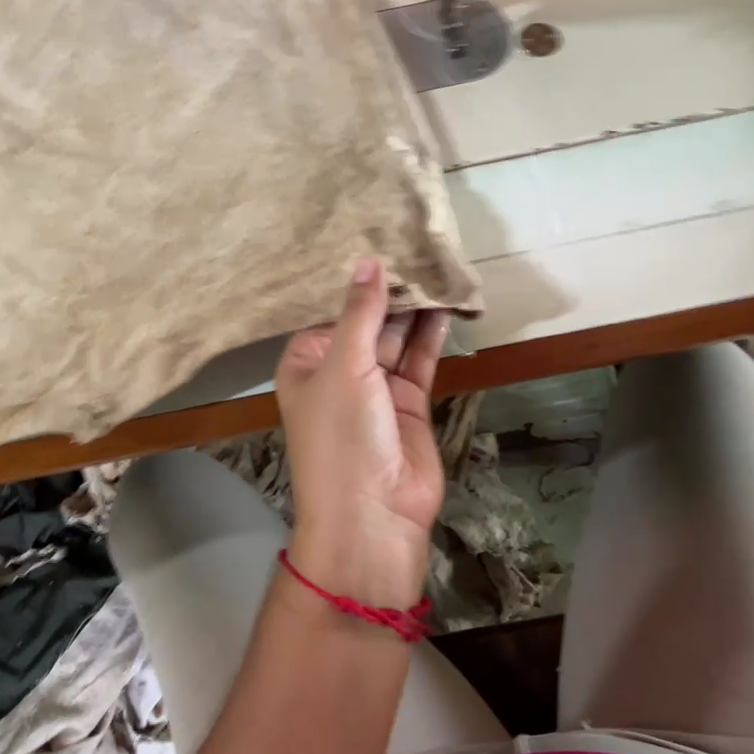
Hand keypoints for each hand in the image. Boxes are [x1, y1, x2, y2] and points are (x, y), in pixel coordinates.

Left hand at [274, 257, 446, 608]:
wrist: (374, 517)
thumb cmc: (341, 437)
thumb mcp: (344, 367)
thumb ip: (361, 313)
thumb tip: (368, 260)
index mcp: (306, 360)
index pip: (328, 308)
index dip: (350, 278)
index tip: (373, 236)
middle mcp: (338, 369)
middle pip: (365, 319)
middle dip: (388, 289)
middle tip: (414, 243)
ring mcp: (375, 387)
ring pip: (396, 336)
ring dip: (414, 308)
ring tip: (436, 265)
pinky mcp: (408, 402)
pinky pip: (419, 359)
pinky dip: (432, 335)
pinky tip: (447, 303)